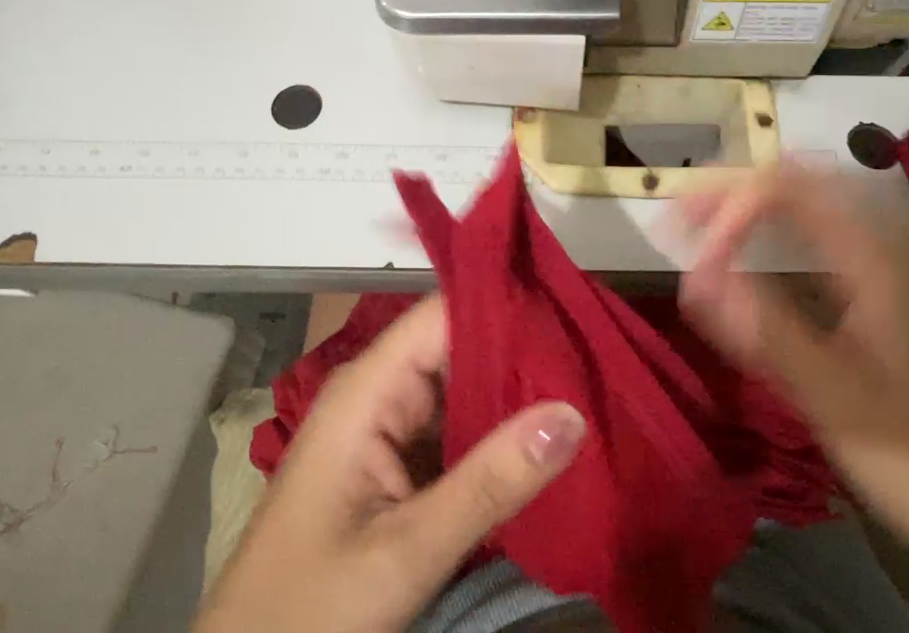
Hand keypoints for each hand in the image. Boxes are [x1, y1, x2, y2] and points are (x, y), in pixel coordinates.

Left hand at [195, 296, 586, 632]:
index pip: (444, 316)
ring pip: (464, 393)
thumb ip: (490, 482)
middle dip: (525, 353)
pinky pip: (458, 435)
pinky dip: (501, 438)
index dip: (506, 305)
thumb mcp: (406, 550)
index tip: (573, 309)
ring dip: (519, 397)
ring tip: (591, 390)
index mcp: (367, 391)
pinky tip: (552, 440)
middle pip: (460, 350)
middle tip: (598, 356)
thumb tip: (573, 413)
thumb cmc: (310, 605)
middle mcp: (379, 396)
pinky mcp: (399, 469)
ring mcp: (389, 432)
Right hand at [674, 162, 908, 571]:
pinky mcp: (895, 307)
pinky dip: (782, 249)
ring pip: (816, 220)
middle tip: (680, 218)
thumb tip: (695, 277)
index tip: (692, 250)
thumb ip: (766, 333)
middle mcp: (889, 254)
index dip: (734, 202)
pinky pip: (827, 253)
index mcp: (879, 262)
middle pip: (804, 191)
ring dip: (757, 219)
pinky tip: (758, 273)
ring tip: (704, 235)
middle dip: (737, 197)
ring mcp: (897, 279)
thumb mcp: (838, 401)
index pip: (793, 188)